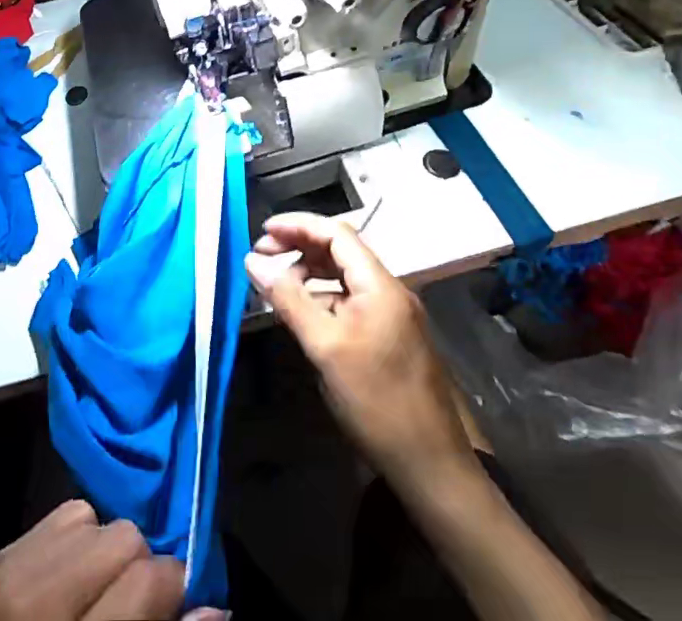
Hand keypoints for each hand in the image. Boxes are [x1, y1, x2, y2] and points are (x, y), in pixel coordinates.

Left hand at [0, 500, 184, 620]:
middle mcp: (38, 603)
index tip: (165, 610)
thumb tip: (216, 609)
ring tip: (93, 593)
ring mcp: (14, 574)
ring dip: (108, 554)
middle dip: (137, 568)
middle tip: (124, 608)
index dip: (170, 590)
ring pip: (103, 520)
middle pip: (128, 538)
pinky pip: (71, 513)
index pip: (150, 577)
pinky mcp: (3, 555)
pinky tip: (68, 579)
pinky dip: (80, 540)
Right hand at [246, 212, 475, 484]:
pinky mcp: (389, 333)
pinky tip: (301, 309)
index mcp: (379, 283)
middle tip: (260, 256)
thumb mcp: (324, 347)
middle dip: (300, 246)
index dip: (298, 225)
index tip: (262, 232)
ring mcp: (392, 311)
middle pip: (341, 251)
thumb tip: (254, 262)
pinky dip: (323, 297)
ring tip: (274, 281)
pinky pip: (351, 300)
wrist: (427, 457)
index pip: (337, 233)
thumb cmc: (374, 399)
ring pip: (345, 277)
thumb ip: (289, 300)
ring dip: (310, 272)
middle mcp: (389, 288)